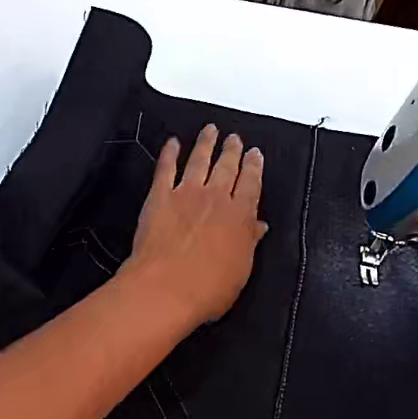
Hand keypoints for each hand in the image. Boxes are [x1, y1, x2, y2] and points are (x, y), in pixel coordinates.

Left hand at [119, 125, 266, 325]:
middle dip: (232, 150)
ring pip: (199, 160)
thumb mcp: (241, 270)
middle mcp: (215, 198)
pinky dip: (170, 153)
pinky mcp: (159, 197)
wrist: (165, 288)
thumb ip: (249, 243)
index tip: (255, 154)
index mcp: (239, 216)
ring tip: (211, 130)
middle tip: (235, 138)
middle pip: (226, 167)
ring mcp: (186, 194)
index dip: (254, 167)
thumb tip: (258, 227)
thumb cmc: (207, 288)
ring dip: (206, 143)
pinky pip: (166, 168)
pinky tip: (173, 143)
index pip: (251, 183)